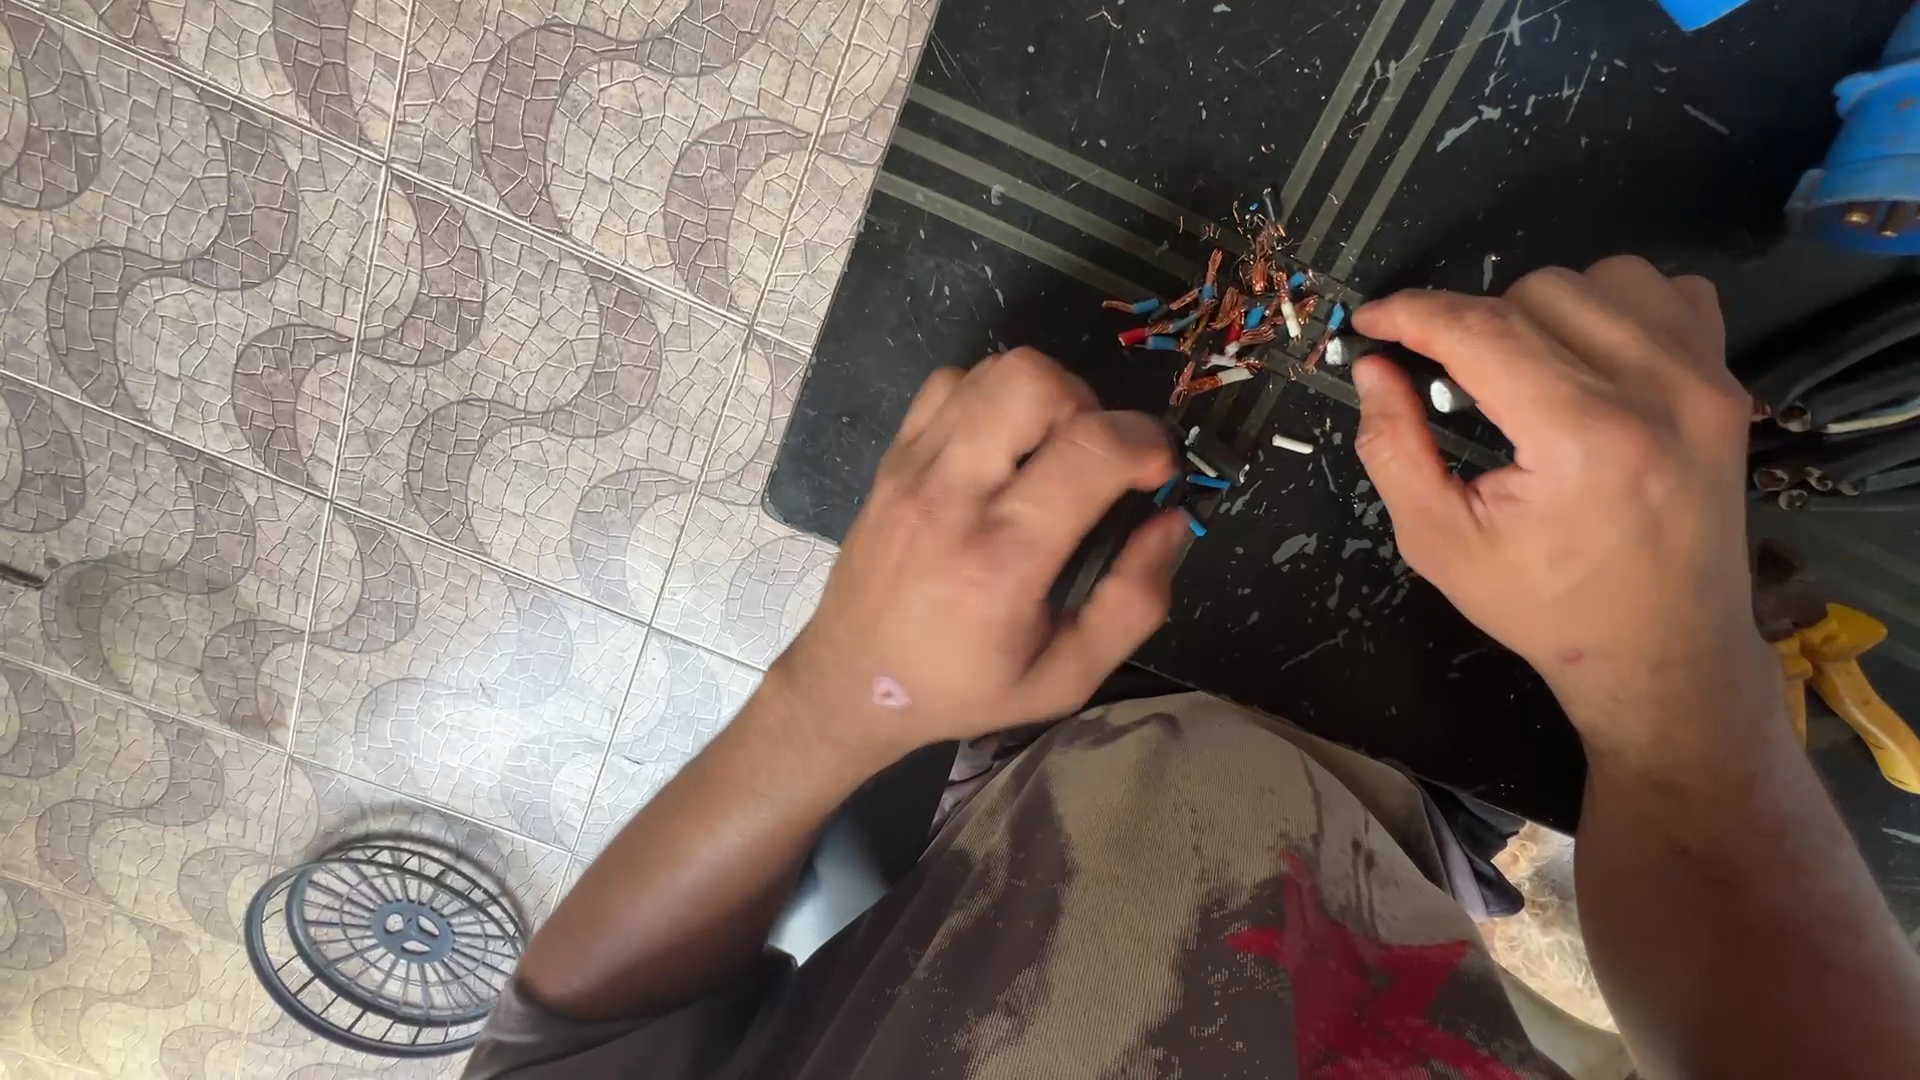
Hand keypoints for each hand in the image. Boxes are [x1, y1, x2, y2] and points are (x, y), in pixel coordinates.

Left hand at [768, 348, 1190, 762]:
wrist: (850, 683)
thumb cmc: (961, 688)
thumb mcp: (1064, 677)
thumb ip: (1132, 603)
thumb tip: (1171, 521)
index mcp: (1001, 559)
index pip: (1090, 449)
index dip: (1147, 443)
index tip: (1156, 474)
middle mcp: (950, 496)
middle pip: (1032, 381)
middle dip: (1089, 405)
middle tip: (1094, 460)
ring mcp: (912, 468)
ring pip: (991, 371)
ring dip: (1043, 398)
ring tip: (1049, 454)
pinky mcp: (890, 459)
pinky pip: (948, 385)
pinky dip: (990, 398)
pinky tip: (999, 449)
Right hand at [1350, 257, 1773, 750]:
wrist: (1660, 648)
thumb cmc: (1538, 602)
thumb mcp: (1434, 539)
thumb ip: (1392, 447)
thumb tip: (1373, 370)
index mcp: (1580, 436)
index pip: (1482, 331)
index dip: (1411, 313)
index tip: (1367, 320)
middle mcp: (1658, 390)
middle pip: (1537, 293)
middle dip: (1468, 324)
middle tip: (1443, 381)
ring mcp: (1707, 381)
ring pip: (1602, 278)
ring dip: (1536, 310)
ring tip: (1512, 368)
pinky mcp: (1728, 384)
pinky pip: (1667, 294)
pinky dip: (1609, 308)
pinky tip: (1581, 359)